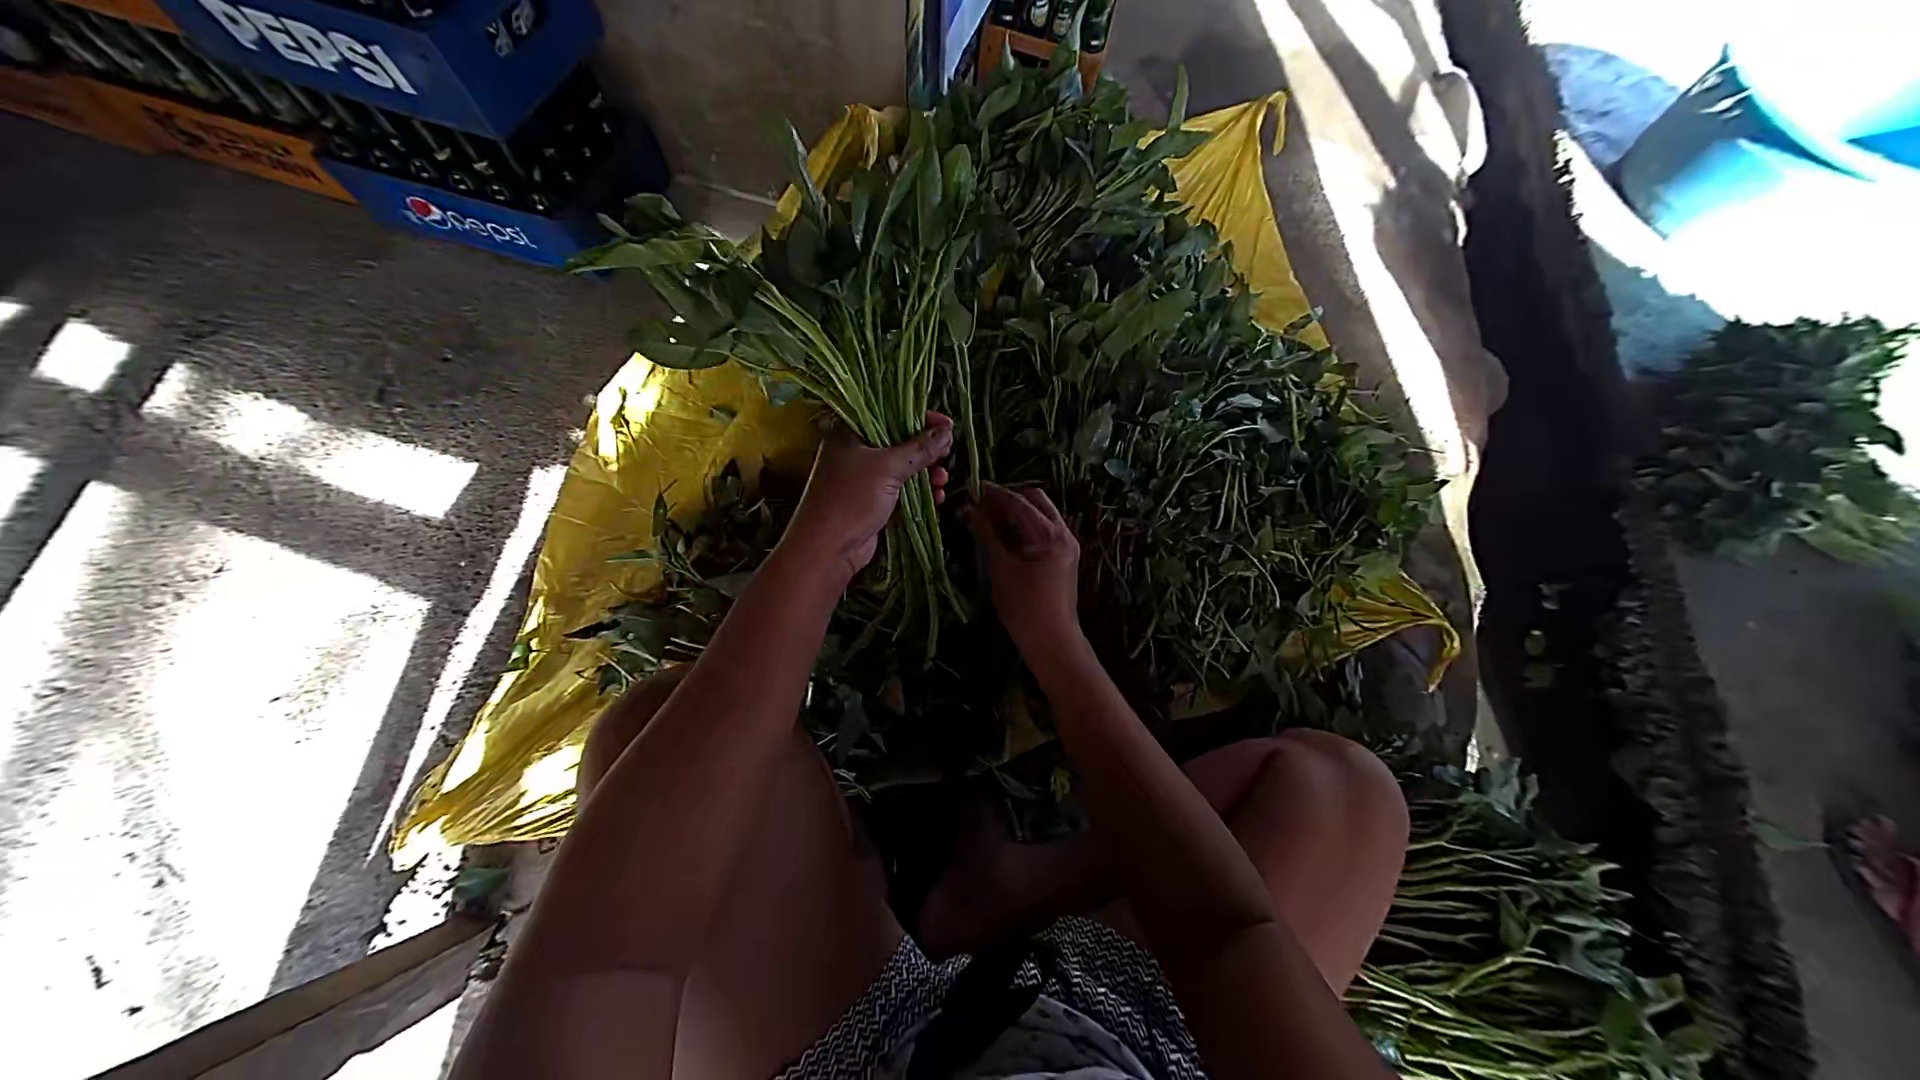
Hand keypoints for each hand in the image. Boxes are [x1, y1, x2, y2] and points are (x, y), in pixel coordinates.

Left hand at [782, 413, 952, 580]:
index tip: (947, 426)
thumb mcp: (888, 468)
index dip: (921, 418)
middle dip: (926, 451)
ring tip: (942, 481)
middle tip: (947, 456)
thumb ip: (920, 449)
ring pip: (902, 468)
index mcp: (849, 432)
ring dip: (926, 473)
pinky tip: (936, 498)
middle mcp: (855, 450)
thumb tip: (948, 432)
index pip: (890, 413)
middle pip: (899, 441)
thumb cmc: (851, 499)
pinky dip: (918, 492)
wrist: (827, 548)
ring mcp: (862, 477)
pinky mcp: (871, 500)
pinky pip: (900, 489)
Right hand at [965, 483, 1081, 654]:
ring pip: (1038, 514)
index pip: (1018, 502)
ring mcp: (1066, 545)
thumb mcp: (1000, 568)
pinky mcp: (1062, 557)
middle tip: (979, 505)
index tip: (970, 487)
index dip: (992, 493)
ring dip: (1013, 512)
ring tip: (986, 520)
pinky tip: (1001, 536)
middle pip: (1033, 500)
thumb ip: (985, 534)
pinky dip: (1021, 527)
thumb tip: (968, 509)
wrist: (1052, 642)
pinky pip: (1041, 530)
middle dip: (1006, 499)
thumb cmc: (1024, 608)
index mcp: (1050, 534)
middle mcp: (1063, 533)